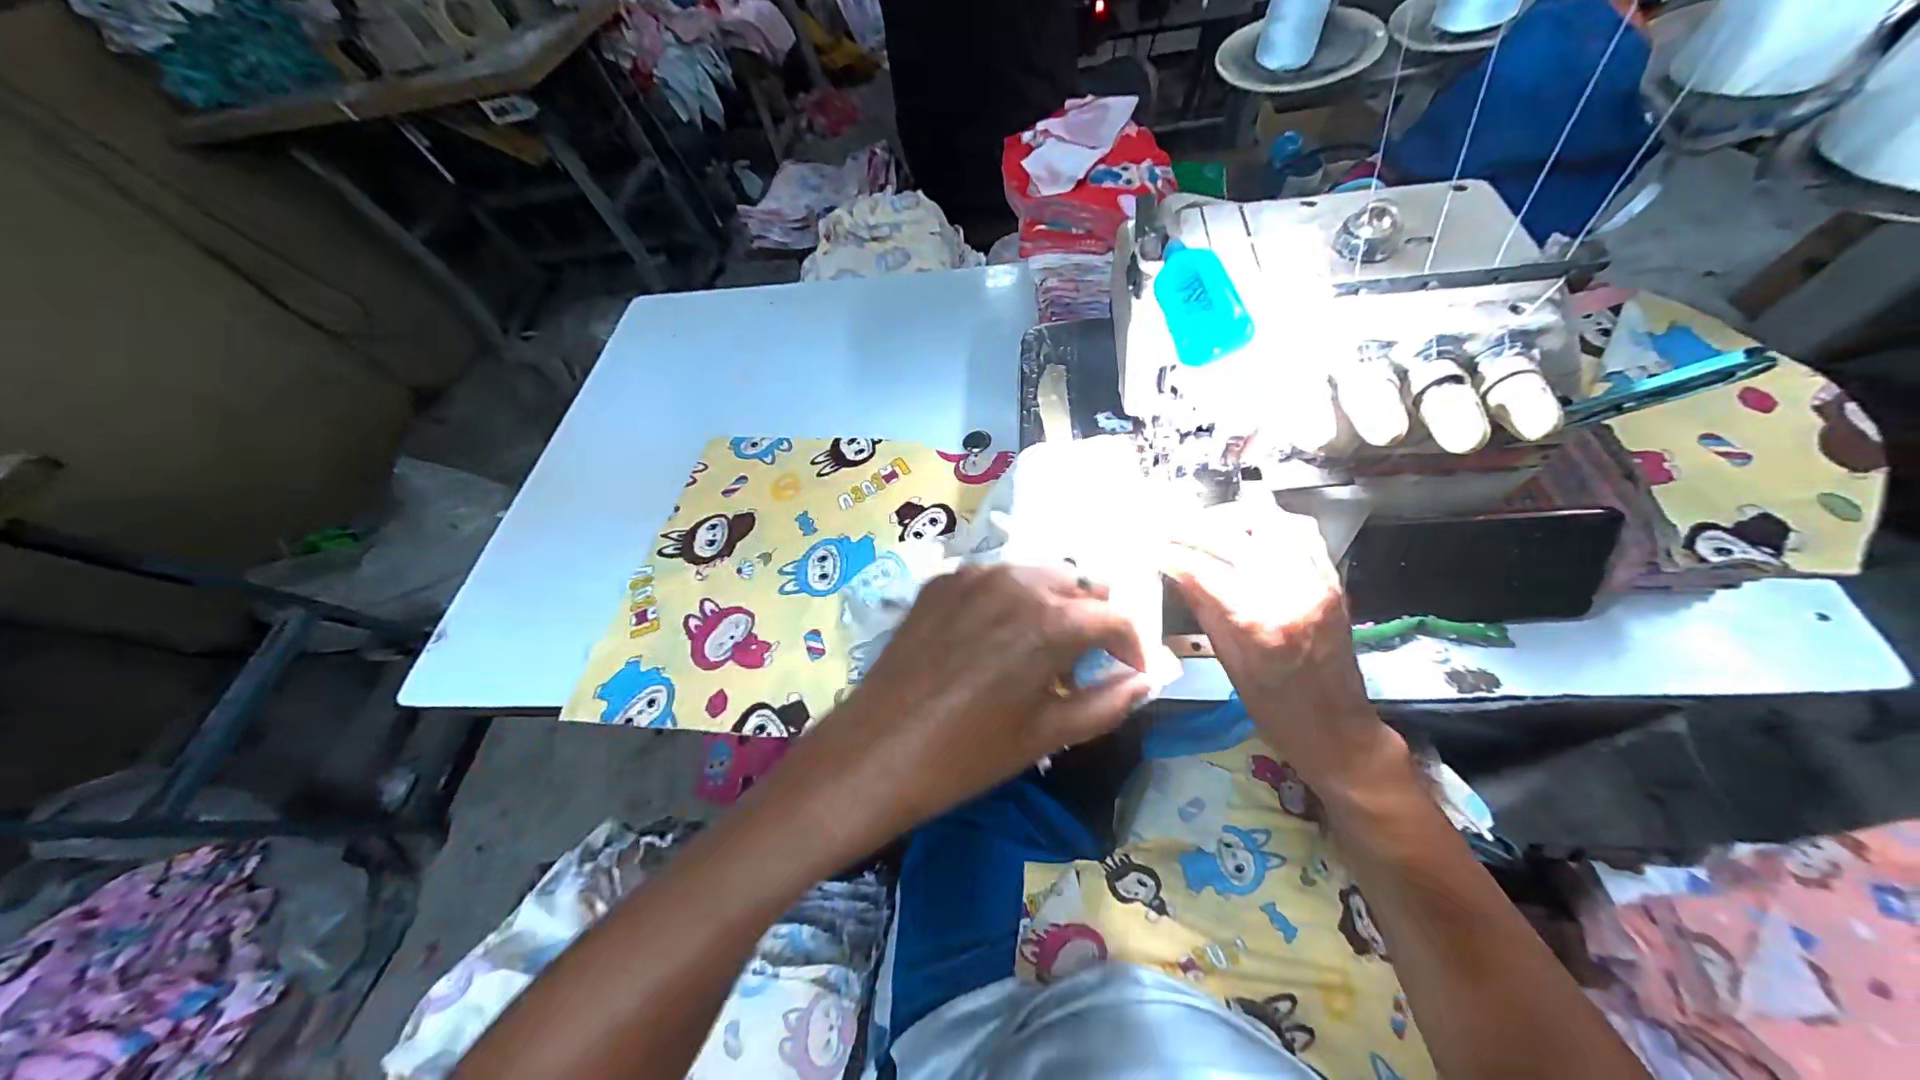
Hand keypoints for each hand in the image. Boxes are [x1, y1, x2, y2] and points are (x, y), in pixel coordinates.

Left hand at [814, 564, 1153, 831]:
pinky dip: (1008, 601)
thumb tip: (1144, 681)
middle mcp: (1016, 582)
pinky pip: (991, 580)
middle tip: (1083, 664)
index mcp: (1052, 619)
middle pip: (1077, 586)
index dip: (1132, 647)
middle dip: (1091, 621)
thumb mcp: (1047, 734)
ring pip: (1034, 576)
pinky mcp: (938, 584)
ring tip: (1038, 651)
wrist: (876, 752)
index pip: (1115, 617)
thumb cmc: (969, 753)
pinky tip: (993, 639)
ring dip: (1051, 605)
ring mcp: (972, 577)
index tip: (1129, 672)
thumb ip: (1107, 703)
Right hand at [1163, 501, 1400, 787]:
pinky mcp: (1332, 581)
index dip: (1173, 554)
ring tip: (1207, 526)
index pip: (1206, 570)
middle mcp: (1293, 595)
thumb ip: (1204, 609)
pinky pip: (1302, 533)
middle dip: (1196, 529)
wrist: (1339, 730)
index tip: (1152, 549)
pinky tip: (1247, 532)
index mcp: (1262, 626)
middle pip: (1237, 538)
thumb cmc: (1278, 711)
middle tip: (1171, 531)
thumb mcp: (1228, 664)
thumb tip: (1175, 571)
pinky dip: (1270, 525)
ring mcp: (1317, 583)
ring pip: (1272, 523)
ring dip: (1233, 518)